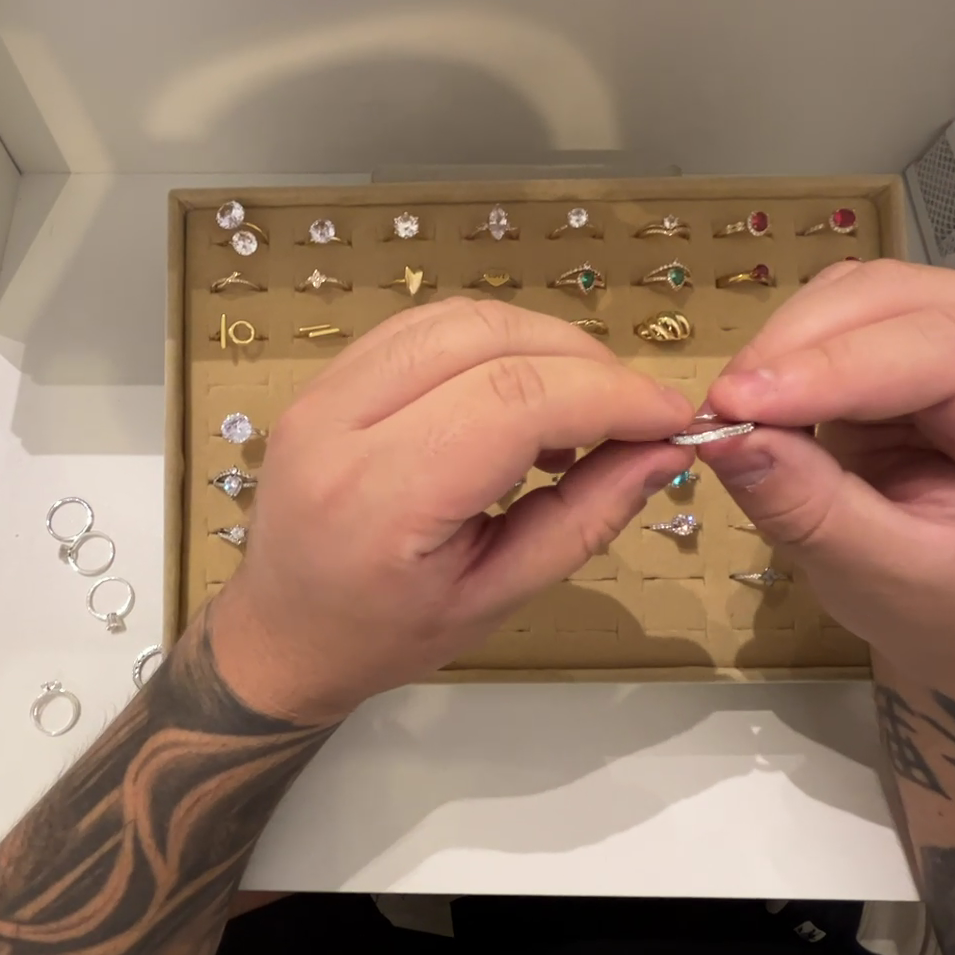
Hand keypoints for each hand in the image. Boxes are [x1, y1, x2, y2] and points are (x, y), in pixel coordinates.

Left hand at [212, 299, 695, 721]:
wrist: (283, 632)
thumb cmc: (385, 636)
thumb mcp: (494, 599)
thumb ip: (583, 521)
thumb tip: (662, 452)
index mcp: (379, 497)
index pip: (512, 401)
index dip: (609, 395)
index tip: (671, 418)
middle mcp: (338, 423)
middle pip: (485, 336)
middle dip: (582, 361)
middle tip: (628, 414)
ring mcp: (320, 392)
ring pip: (454, 318)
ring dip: (538, 344)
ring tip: (574, 409)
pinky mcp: (322, 381)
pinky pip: (422, 330)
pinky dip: (488, 344)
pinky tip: (514, 393)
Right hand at [697, 260, 954, 685]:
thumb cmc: (944, 613)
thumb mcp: (872, 576)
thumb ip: (803, 505)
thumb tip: (720, 439)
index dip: (834, 367)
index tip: (731, 403)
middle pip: (911, 298)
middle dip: (800, 343)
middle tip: (721, 407)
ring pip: (873, 292)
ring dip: (789, 340)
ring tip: (739, 407)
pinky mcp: (926, 350)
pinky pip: (849, 315)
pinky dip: (793, 348)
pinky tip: (769, 397)